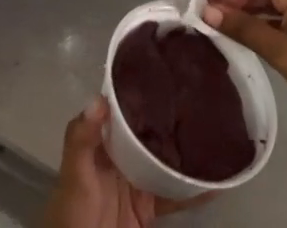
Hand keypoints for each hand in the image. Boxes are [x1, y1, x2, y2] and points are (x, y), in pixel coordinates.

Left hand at [41, 96, 205, 227]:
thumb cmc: (71, 213)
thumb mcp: (73, 174)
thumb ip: (81, 140)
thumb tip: (98, 98)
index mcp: (102, 143)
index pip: (123, 111)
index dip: (141, 94)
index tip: (167, 73)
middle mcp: (122, 158)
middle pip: (150, 133)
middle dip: (172, 118)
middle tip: (203, 100)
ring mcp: (137, 182)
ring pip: (166, 160)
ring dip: (187, 152)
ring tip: (215, 135)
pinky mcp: (148, 207)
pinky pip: (174, 196)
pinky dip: (194, 192)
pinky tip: (216, 184)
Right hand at [202, 0, 286, 123]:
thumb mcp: (277, 50)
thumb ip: (243, 27)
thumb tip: (209, 11)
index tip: (201, 11)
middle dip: (235, 0)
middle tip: (209, 19)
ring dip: (250, 8)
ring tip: (224, 26)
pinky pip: (286, 5)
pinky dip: (267, 15)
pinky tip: (251, 30)